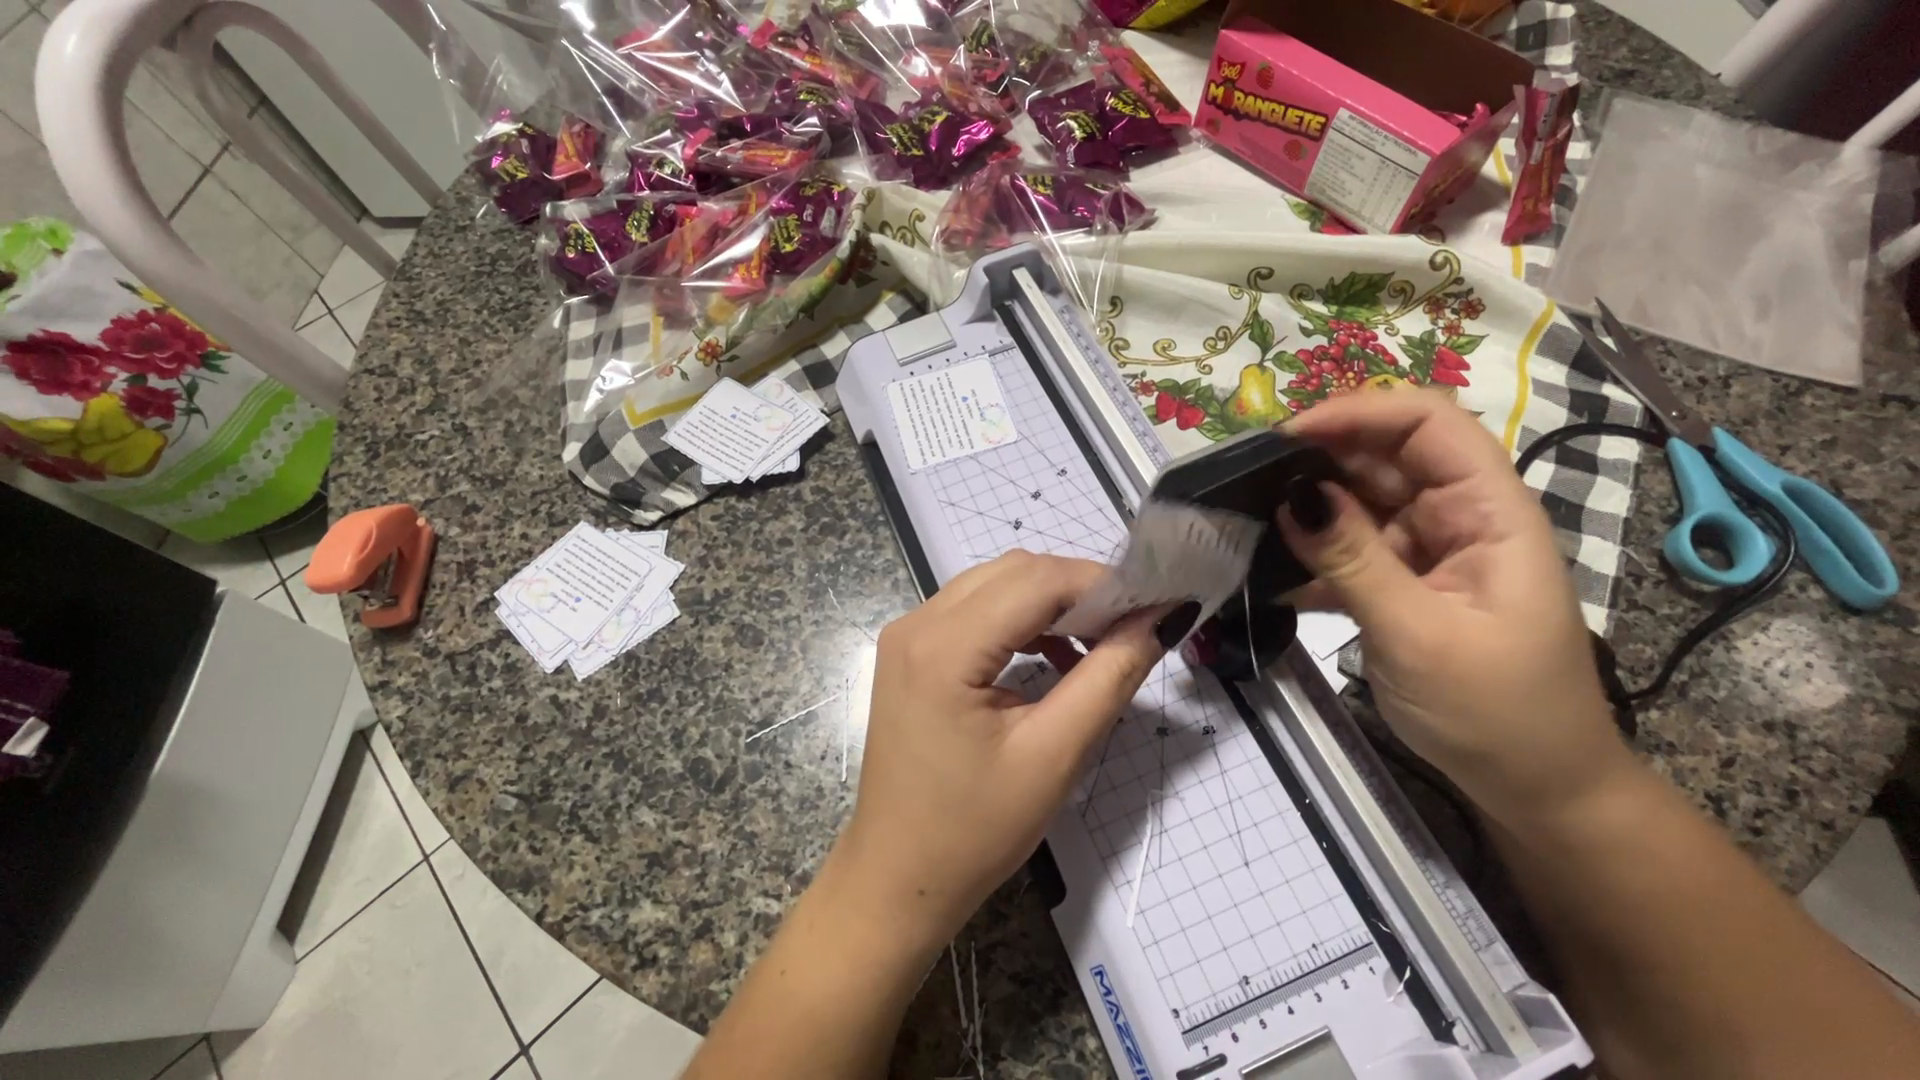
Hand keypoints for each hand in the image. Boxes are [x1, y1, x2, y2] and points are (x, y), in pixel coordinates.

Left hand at [831, 552, 1176, 946]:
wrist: (900, 880)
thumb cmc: (975, 830)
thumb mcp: (1055, 754)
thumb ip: (1111, 675)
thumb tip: (1160, 618)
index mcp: (942, 647)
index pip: (1037, 579)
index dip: (1103, 583)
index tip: (1157, 604)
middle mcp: (916, 624)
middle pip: (1013, 573)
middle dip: (1079, 590)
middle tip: (1133, 626)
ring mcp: (907, 638)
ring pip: (995, 587)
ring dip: (1052, 604)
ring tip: (1101, 644)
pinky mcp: (911, 656)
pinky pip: (975, 614)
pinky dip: (1022, 622)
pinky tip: (1056, 659)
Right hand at [1275, 390, 1634, 826]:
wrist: (1536, 787)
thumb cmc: (1495, 710)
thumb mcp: (1417, 634)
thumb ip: (1353, 560)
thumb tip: (1293, 495)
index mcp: (1489, 511)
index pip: (1428, 425)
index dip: (1358, 414)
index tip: (1284, 438)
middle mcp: (1459, 517)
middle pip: (1386, 457)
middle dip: (1318, 458)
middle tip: (1245, 481)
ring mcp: (1430, 551)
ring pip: (1360, 502)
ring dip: (1306, 507)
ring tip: (1244, 518)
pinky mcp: (1404, 585)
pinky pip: (1351, 550)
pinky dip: (1310, 555)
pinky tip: (1266, 569)